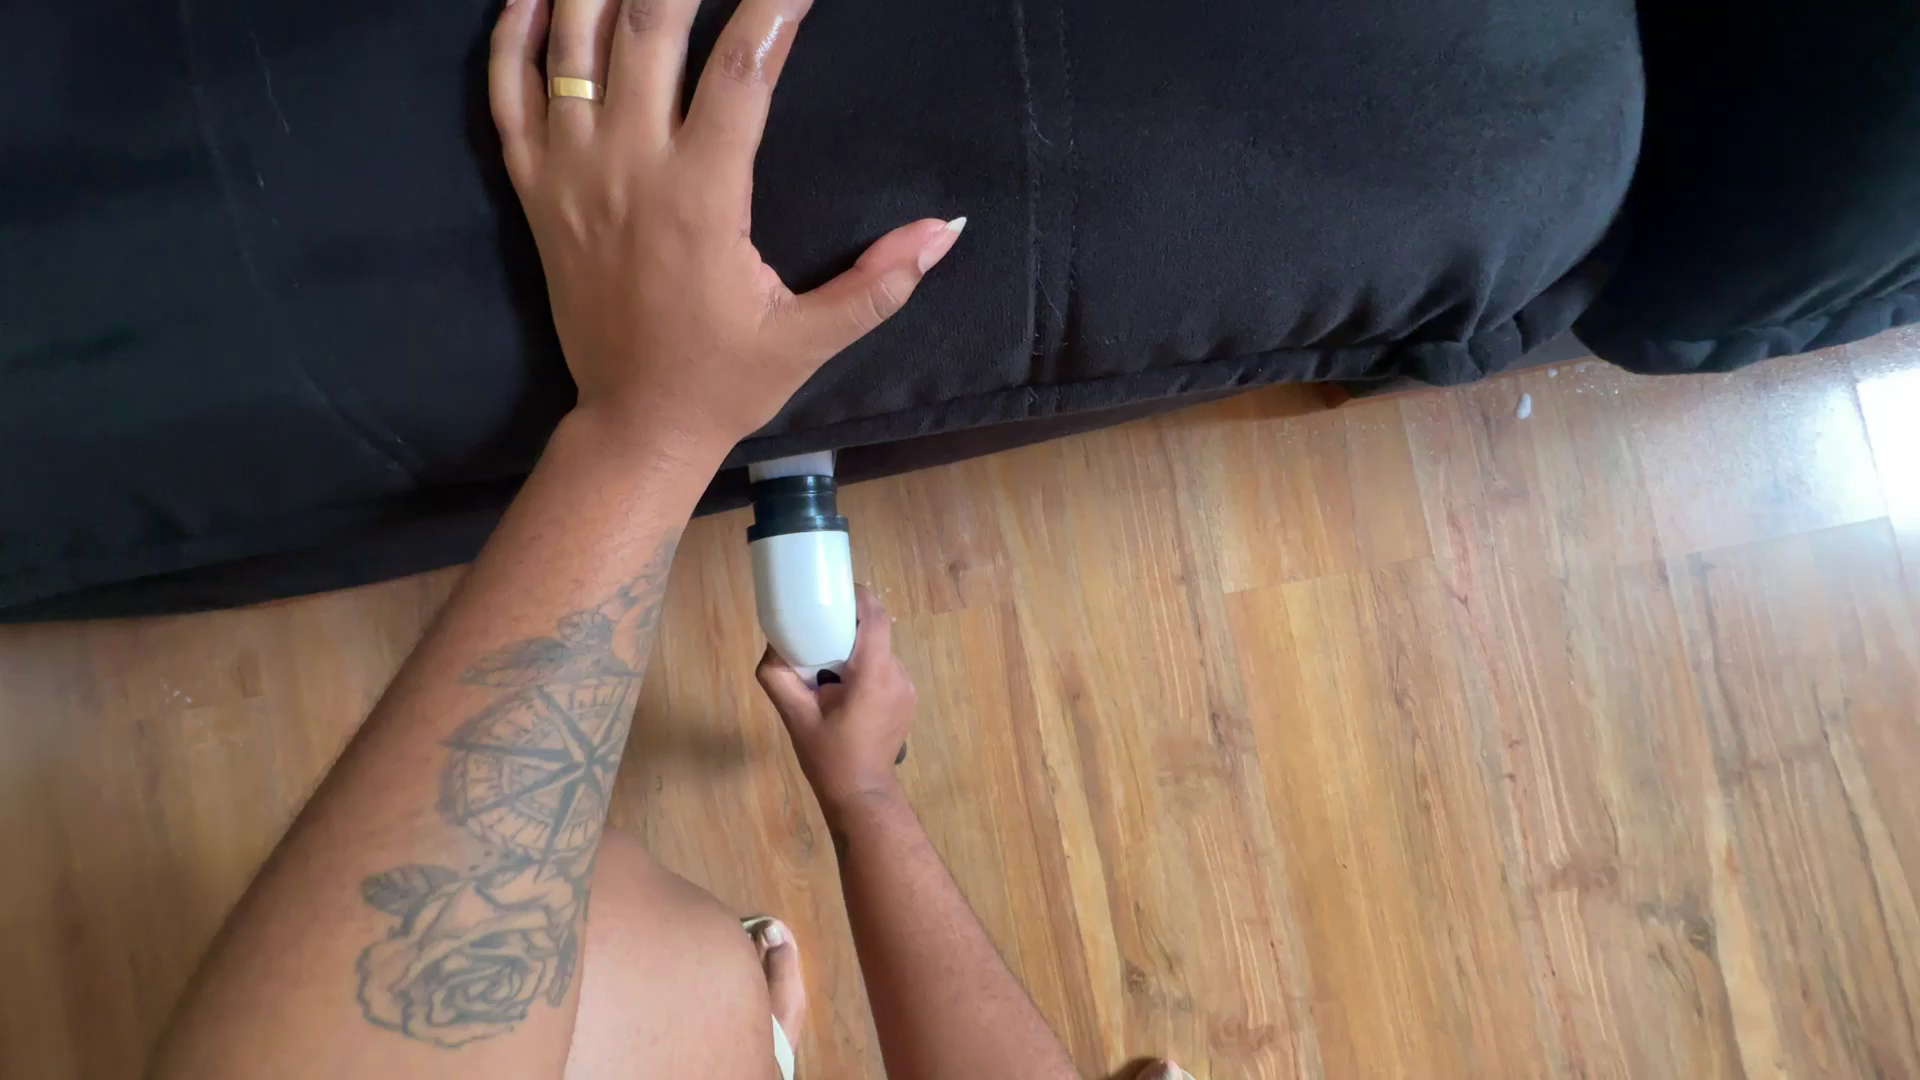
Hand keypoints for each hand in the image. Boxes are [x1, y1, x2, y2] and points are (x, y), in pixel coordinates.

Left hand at [489, 0, 964, 450]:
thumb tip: (946, 229)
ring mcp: (571, 176)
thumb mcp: (811, 340)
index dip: (774, 6)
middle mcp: (628, 169)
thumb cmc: (727, 383)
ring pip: (572, 39)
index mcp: (702, 200)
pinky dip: (517, 29)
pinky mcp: (537, 193)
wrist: (638, 424)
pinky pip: (508, 88)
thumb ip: (879, 282)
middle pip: (647, 25)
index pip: (741, 68)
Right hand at [758, 588, 915, 815]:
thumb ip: (778, 676)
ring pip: (881, 651)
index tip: (838, 590)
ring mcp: (907, 687)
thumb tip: (772, 644)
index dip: (859, 597)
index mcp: (874, 674)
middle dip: (849, 626)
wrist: (861, 793)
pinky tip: (846, 688)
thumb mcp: (794, 716)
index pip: (876, 618)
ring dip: (856, 651)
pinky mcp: (908, 698)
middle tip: (820, 629)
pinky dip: (866, 668)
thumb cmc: (828, 755)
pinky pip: (886, 669)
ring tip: (829, 667)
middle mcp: (897, 674)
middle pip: (876, 632)